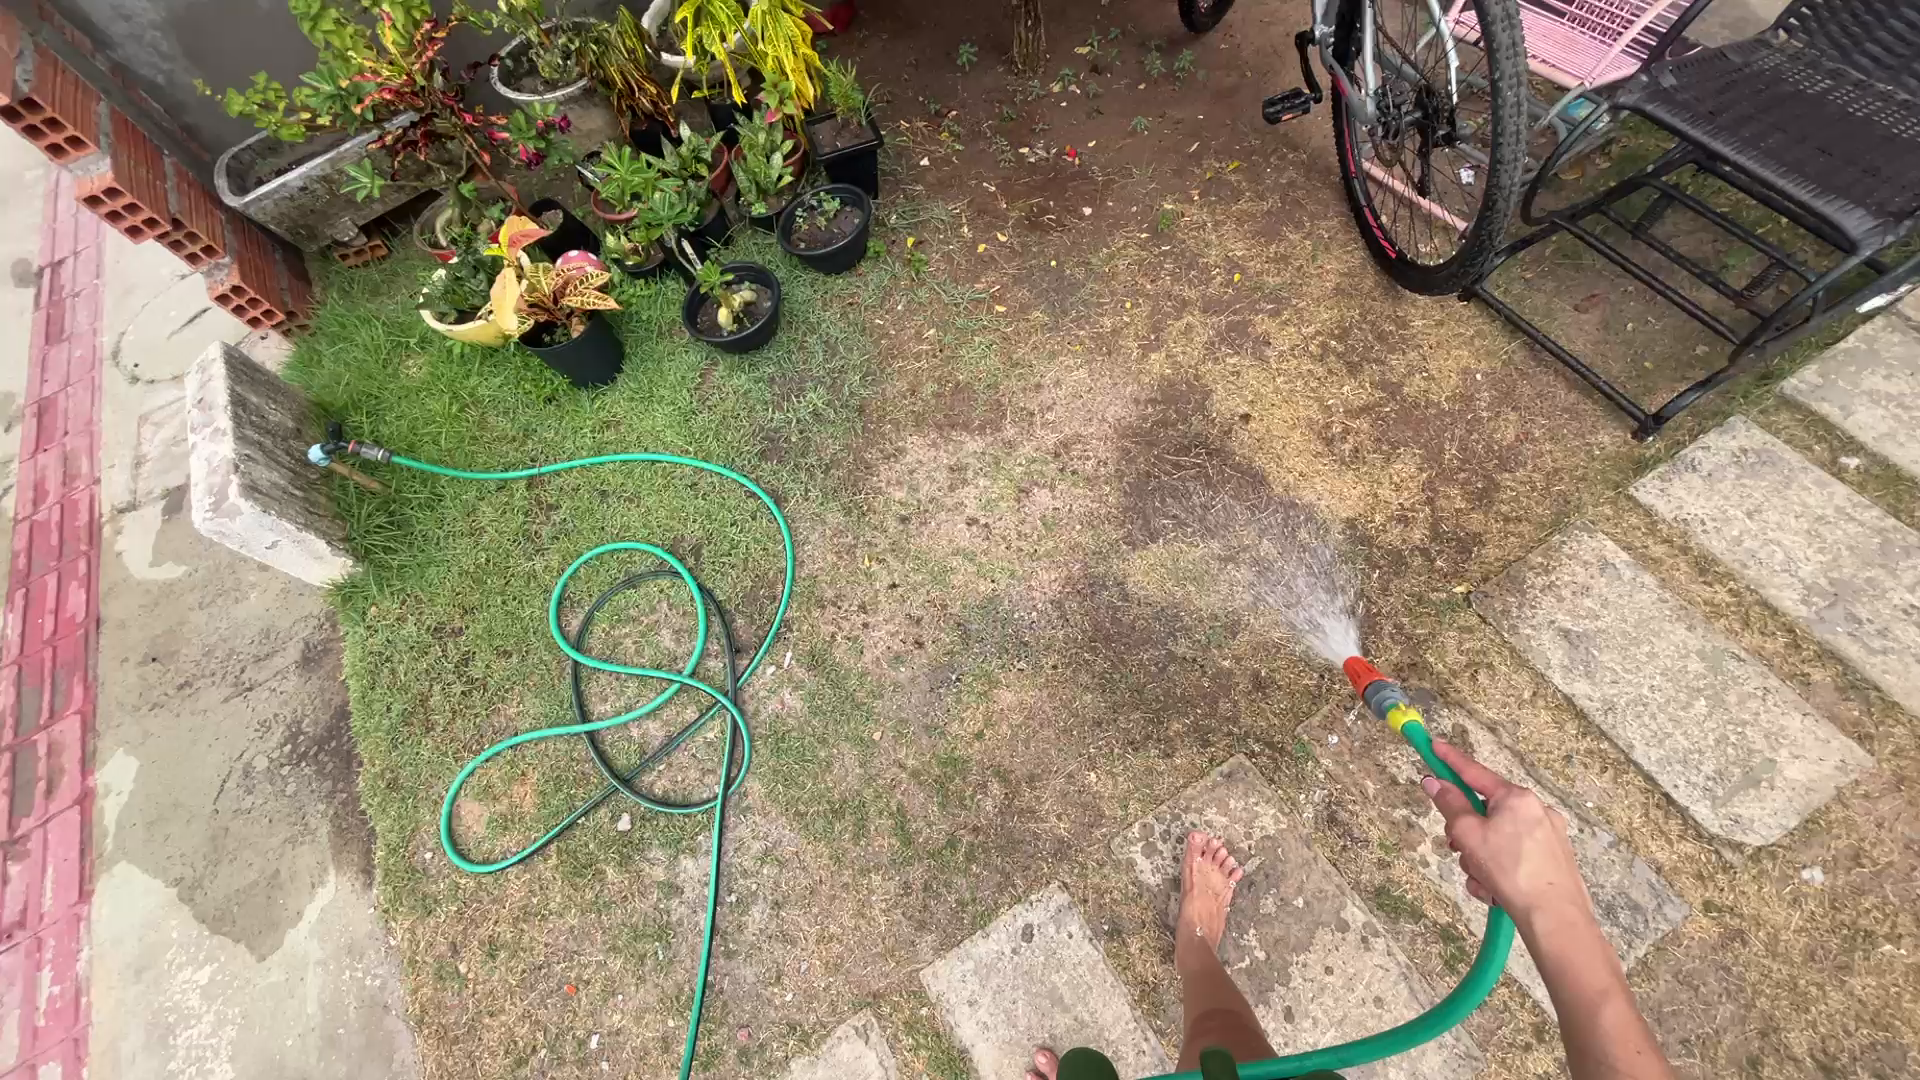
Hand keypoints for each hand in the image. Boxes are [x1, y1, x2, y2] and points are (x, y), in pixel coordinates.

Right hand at [1420, 737, 1591, 931]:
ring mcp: (1549, 836)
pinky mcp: (1554, 860)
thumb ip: (1449, 804)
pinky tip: (1495, 890)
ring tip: (1480, 878)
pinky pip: (1512, 854)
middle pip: (1483, 810)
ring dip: (1479, 855)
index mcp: (1516, 798)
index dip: (1450, 759)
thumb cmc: (1509, 869)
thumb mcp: (1468, 833)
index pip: (1474, 772)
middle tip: (1456, 847)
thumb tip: (1433, 781)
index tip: (1433, 744)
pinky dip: (1498, 868)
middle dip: (1464, 830)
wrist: (1556, 919)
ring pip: (1495, 836)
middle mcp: (1536, 811)